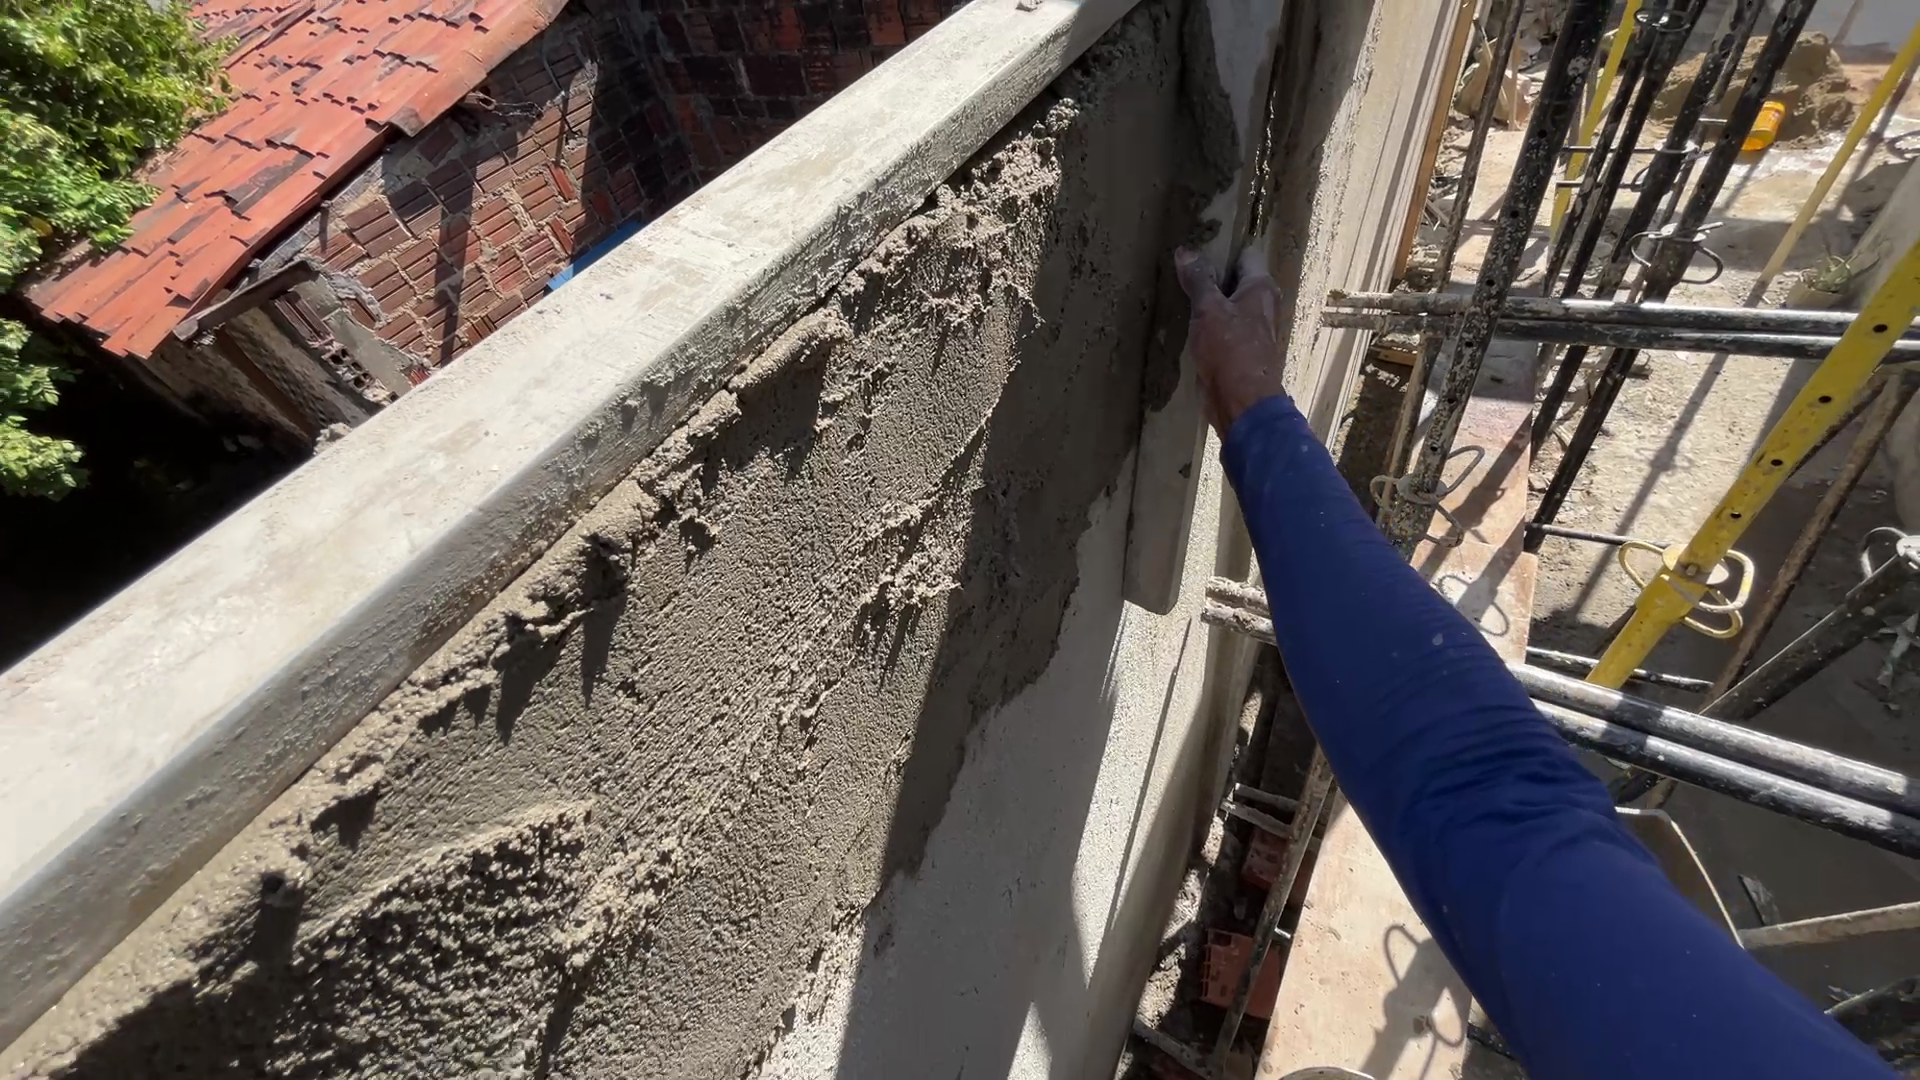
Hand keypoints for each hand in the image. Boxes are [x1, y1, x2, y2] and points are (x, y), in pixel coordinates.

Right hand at [1175, 246, 1285, 434]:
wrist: (1240, 400)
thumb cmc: (1229, 349)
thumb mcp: (1208, 308)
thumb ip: (1198, 279)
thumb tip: (1185, 251)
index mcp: (1261, 288)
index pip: (1246, 256)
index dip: (1223, 251)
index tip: (1198, 251)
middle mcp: (1262, 306)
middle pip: (1236, 282)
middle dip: (1213, 279)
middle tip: (1183, 275)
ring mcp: (1252, 332)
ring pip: (1228, 308)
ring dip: (1209, 306)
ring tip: (1182, 300)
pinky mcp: (1239, 354)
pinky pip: (1222, 332)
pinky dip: (1208, 328)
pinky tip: (1189, 330)